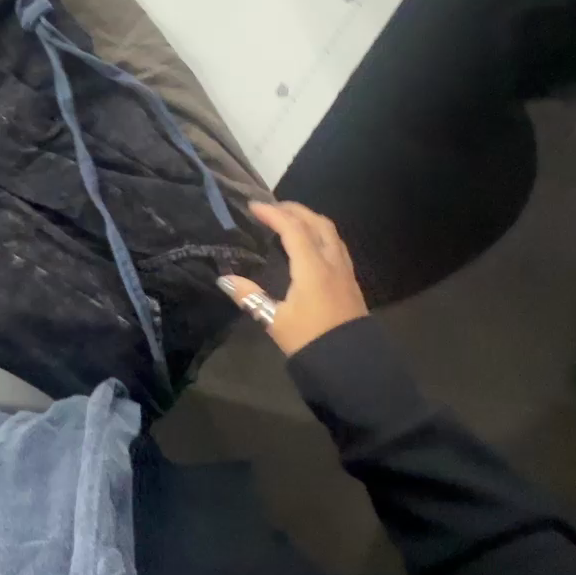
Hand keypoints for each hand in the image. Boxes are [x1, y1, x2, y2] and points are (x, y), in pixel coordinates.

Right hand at [219, 201, 367, 356]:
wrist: (351, 367)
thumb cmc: (310, 340)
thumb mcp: (273, 320)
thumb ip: (249, 296)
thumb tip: (224, 279)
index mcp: (312, 268)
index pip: (293, 229)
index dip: (273, 213)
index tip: (253, 206)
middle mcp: (331, 262)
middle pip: (317, 223)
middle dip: (295, 210)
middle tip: (272, 208)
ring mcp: (345, 272)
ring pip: (330, 233)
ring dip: (310, 220)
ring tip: (290, 221)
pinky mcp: (350, 282)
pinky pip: (335, 246)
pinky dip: (320, 235)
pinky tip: (310, 246)